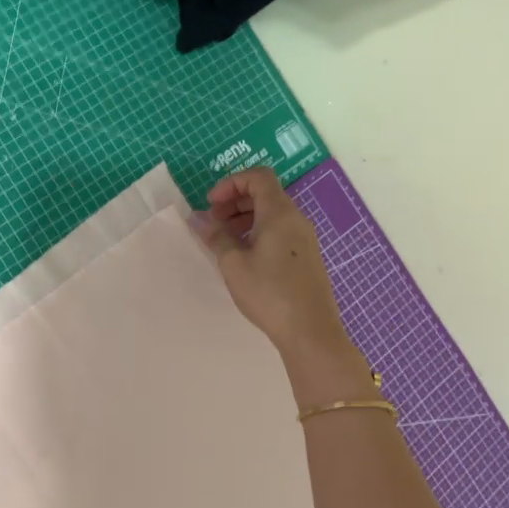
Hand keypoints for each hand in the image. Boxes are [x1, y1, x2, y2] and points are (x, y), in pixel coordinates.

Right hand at [193, 168, 361, 369]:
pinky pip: (280, 230)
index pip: (258, 177)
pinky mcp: (307, 256)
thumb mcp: (233, 264)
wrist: (310, 331)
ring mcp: (305, 238)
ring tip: (225, 241)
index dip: (231, 183)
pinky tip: (244, 256)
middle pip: (265, 193)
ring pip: (272, 213)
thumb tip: (198, 217)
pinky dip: (258, 231)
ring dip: (245, 218)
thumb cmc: (268, 293)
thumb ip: (215, 236)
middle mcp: (296, 219)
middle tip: (213, 223)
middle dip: (235, 201)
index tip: (211, 204)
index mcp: (279, 213)